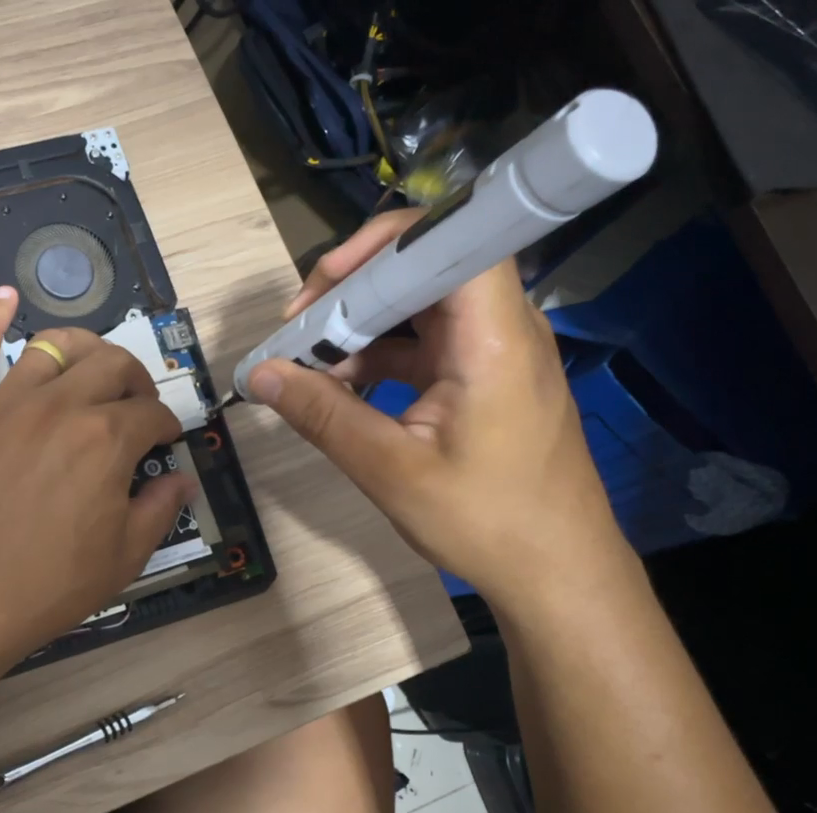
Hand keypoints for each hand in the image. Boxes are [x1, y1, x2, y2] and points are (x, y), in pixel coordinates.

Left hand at [0, 287, 193, 686]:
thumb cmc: (49, 587)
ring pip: (53, 346)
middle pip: (111, 365)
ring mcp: (4, 404)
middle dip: (136, 381)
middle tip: (136, 408)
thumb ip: (160, 507)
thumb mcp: (124, 557)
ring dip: (84, 349)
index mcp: (105, 438)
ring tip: (92, 368)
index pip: (151, 412)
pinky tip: (4, 297)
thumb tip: (182, 478)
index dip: (166, 426)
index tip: (165, 444)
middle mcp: (58, 405)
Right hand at [246, 211, 629, 607]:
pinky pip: (423, 347)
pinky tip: (337, 390)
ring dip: (359, 328)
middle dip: (353, 290)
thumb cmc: (484, 519)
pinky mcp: (483, 380)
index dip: (385, 242)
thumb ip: (323, 415)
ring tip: (304, 366)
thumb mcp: (389, 470)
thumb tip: (260, 375)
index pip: (454, 239)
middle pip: (426, 270)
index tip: (324, 282)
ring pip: (418, 310)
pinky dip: (377, 359)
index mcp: (492, 338)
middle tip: (295, 330)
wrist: (556, 570)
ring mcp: (493, 354)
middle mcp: (500, 329)